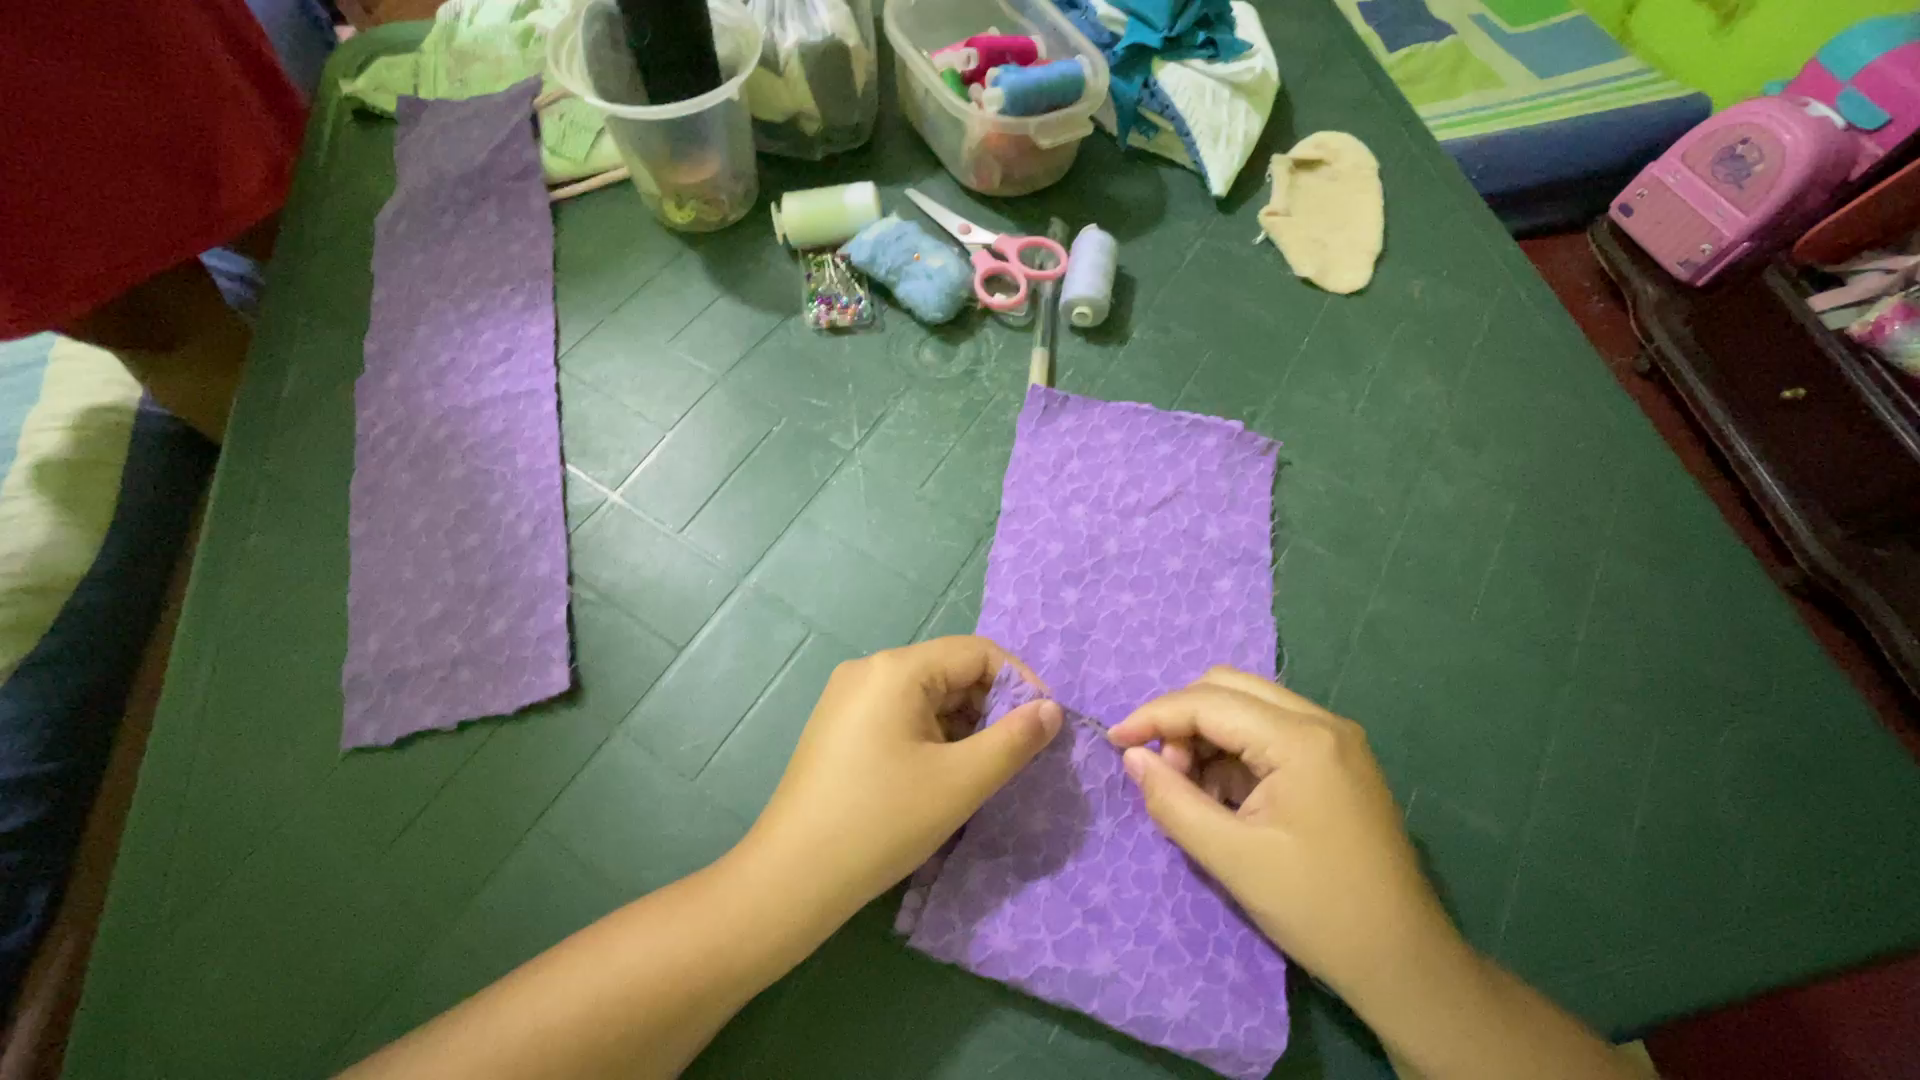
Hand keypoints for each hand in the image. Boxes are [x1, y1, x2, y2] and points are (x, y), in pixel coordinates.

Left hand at [739, 636, 1063, 916]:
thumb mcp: (960, 782)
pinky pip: (900, 714)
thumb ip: (1014, 740)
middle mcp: (869, 670)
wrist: (792, 877)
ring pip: (926, 695)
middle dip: (991, 706)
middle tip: (1016, 753)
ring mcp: (848, 698)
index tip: (1045, 725)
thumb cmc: (882, 822)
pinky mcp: (839, 727)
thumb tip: (1051, 708)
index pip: (976, 652)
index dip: (1019, 682)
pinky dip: (932, 735)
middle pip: (950, 670)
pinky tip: (942, 774)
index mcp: (896, 669)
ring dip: (963, 724)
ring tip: (982, 770)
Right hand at [1106, 667, 1461, 1005]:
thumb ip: (1174, 801)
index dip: (1154, 717)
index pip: (1208, 702)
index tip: (1115, 743)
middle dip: (1182, 721)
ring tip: (1192, 793)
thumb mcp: (1232, 858)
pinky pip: (1269, 735)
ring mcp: (1335, 741)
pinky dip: (1234, 754)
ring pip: (1248, 708)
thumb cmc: (1317, 909)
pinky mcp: (1337, 763)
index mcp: (1302, 740)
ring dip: (1207, 737)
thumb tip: (1132, 759)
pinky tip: (1224, 798)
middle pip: (1229, 689)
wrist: (1405, 962)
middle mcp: (1322, 723)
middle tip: (1162, 774)